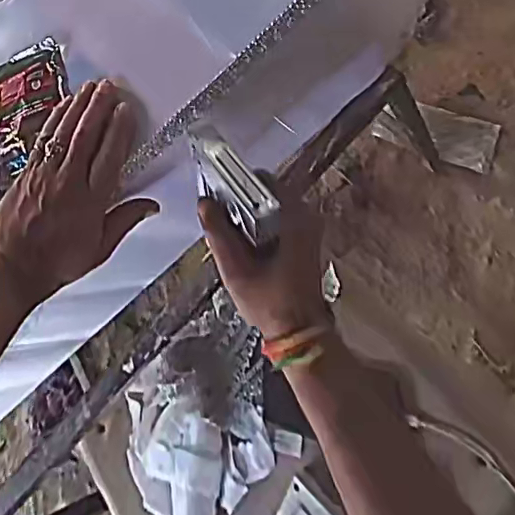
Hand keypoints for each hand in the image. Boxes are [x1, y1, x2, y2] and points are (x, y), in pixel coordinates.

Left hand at [0, 80, 158, 307]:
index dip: (119, 130)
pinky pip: (44, 138)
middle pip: (86, 136)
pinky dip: (55, 119)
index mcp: (90, 201)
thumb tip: (148, 205)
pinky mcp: (28, 171)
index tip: (126, 111)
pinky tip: (63, 106)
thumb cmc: (55, 261)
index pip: (110, 156)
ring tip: (90, 88)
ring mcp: (45, 174)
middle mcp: (67, 182)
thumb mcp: (99, 248)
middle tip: (110, 87)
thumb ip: (125, 220)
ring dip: (78, 106)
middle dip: (99, 107)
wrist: (13, 266)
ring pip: (64, 132)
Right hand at [197, 172, 331, 337]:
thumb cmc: (270, 302)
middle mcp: (307, 217)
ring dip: (248, 212)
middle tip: (220, 218)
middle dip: (240, 200)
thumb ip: (218, 232)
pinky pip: (277, 217)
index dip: (235, 183)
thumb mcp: (235, 268)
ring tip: (230, 231)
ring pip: (270, 204)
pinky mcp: (307, 239)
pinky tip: (245, 242)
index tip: (217, 194)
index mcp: (294, 218)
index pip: (261, 180)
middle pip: (265, 191)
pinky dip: (259, 222)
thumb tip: (205, 202)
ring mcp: (310, 228)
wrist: (300, 334)